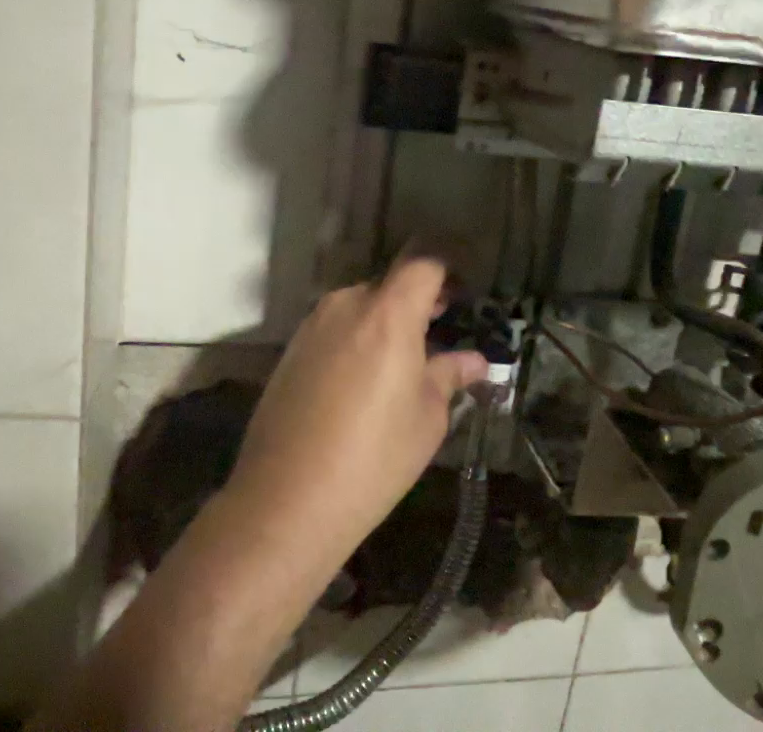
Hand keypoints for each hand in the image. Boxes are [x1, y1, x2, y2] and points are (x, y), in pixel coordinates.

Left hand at [224, 255, 487, 565]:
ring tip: (404, 365)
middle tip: (442, 333)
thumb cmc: (373, 458)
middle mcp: (345, 306)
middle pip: (389, 285)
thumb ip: (448, 375)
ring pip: (359, 308)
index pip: (422, 262)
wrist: (287, 500)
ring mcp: (311, 327)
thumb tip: (475, 361)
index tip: (465, 292)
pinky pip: (334, 331)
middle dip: (416, 302)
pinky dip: (355, 342)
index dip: (447, 270)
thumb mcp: (426, 419)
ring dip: (383, 324)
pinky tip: (364, 383)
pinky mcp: (290, 351)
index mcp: (387, 314)